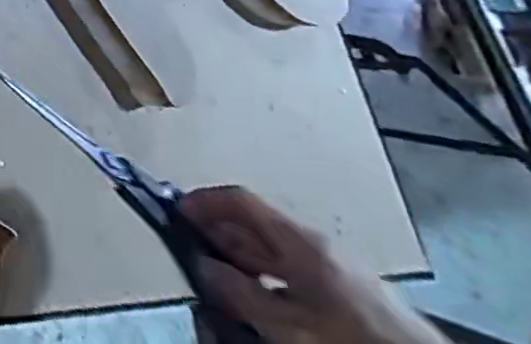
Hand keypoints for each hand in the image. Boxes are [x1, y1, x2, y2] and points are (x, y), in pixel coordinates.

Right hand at [181, 186, 444, 343]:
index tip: (176, 209)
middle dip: (216, 232)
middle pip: (252, 223)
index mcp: (299, 240)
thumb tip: (204, 268)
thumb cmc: (354, 339)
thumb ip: (242, 294)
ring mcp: (331, 265)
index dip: (204, 201)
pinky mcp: (342, 287)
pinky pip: (288, 269)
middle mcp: (314, 243)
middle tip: (188, 247)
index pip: (239, 200)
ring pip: (269, 248)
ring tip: (216, 278)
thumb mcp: (289, 323)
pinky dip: (262, 275)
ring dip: (238, 256)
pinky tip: (256, 299)